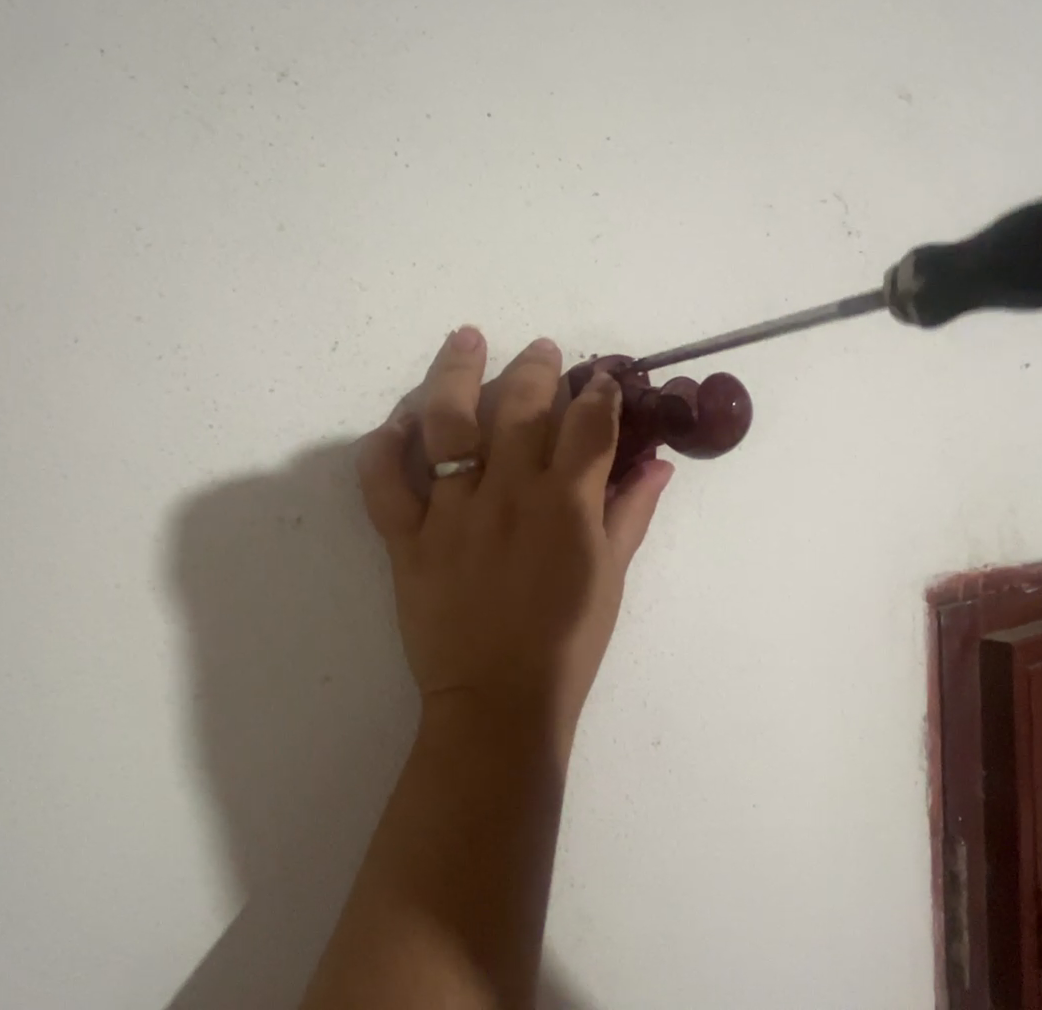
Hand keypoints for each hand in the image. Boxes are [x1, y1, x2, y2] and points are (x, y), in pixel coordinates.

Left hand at [356, 328, 674, 739]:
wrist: (499, 702)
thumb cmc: (567, 644)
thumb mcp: (612, 578)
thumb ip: (632, 513)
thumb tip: (658, 463)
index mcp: (566, 505)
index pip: (588, 423)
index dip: (598, 391)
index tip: (600, 376)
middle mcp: (509, 495)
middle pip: (521, 406)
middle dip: (535, 367)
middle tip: (540, 350)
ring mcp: (452, 513)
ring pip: (448, 424)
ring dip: (457, 372)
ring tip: (466, 338)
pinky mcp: (406, 539)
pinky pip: (383, 481)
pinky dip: (384, 446)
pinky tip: (399, 422)